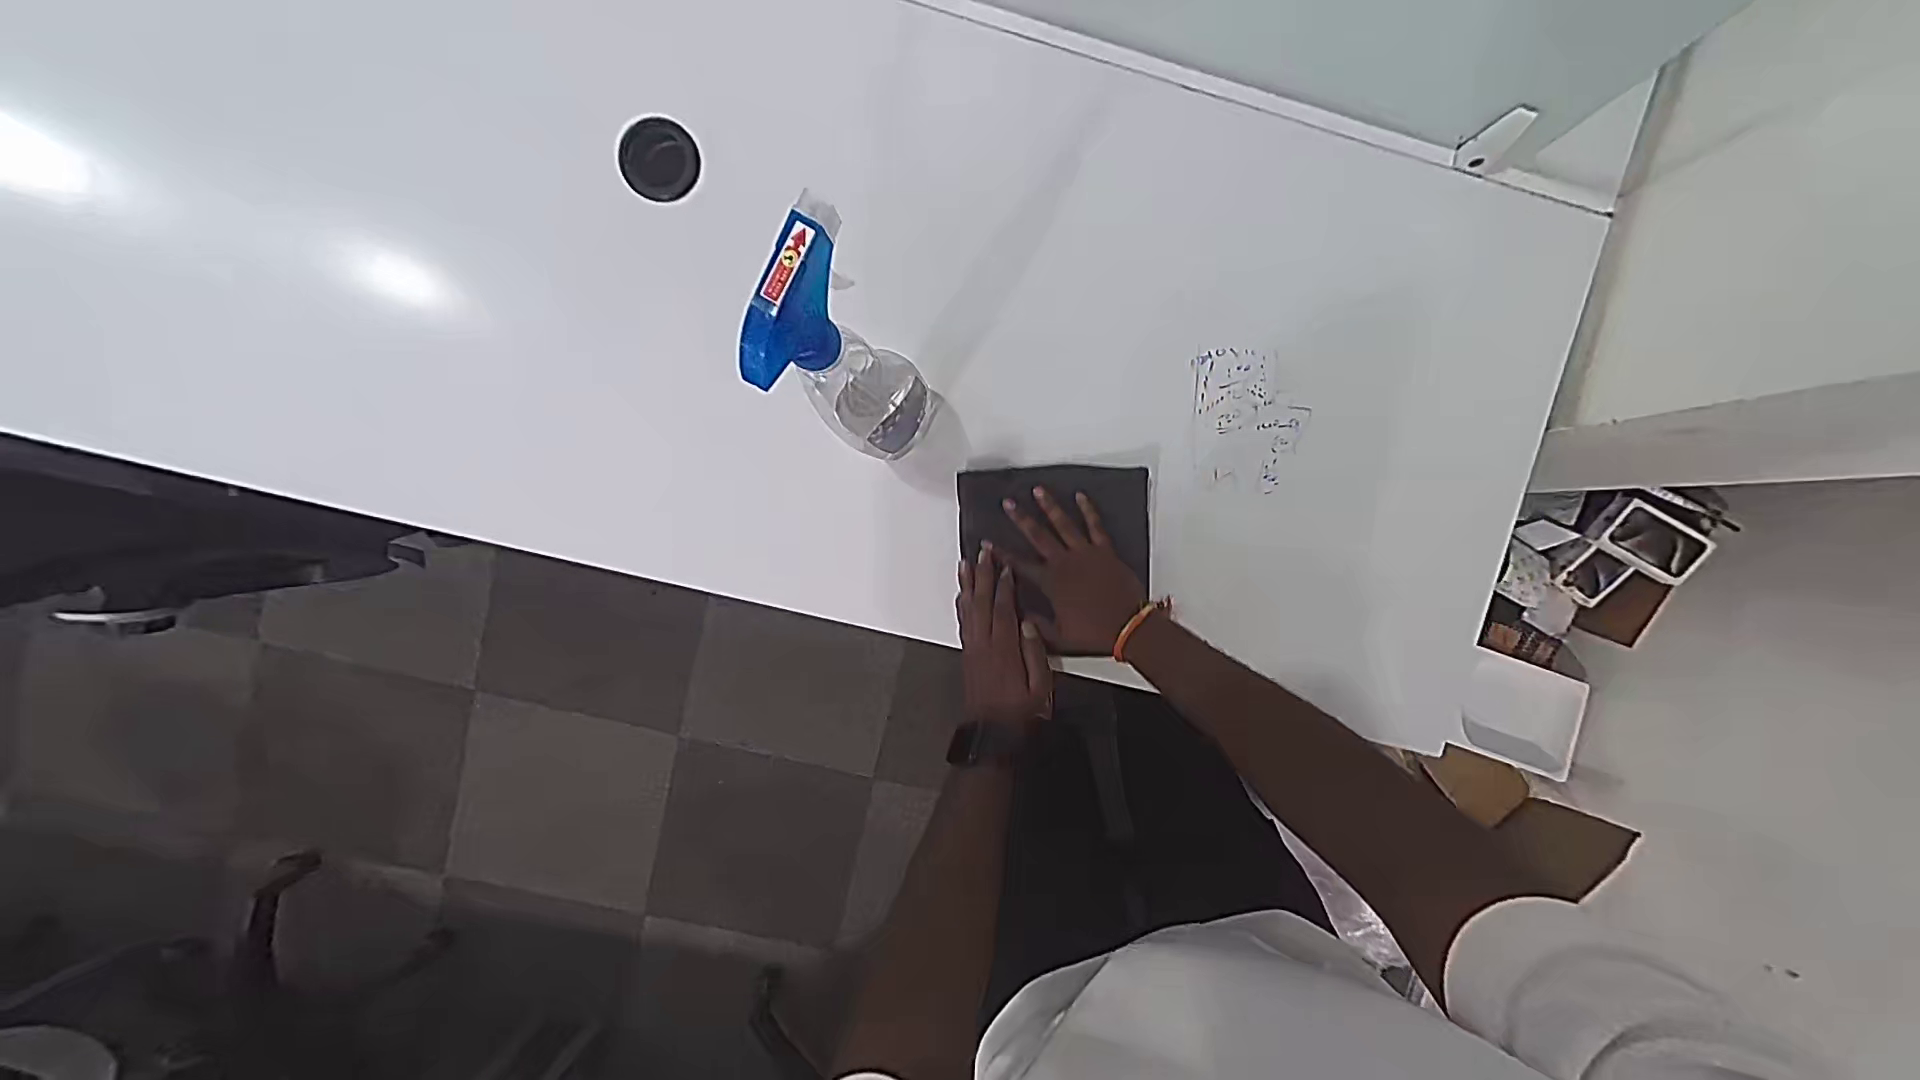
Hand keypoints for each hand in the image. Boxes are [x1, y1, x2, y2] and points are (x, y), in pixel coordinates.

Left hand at [957, 545, 1051, 729]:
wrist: (992, 732)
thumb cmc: (1020, 712)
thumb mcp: (1040, 687)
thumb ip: (1035, 654)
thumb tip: (1030, 625)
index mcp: (1004, 650)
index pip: (1004, 609)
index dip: (1005, 585)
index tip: (1006, 566)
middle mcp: (984, 645)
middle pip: (982, 602)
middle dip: (983, 575)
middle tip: (983, 554)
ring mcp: (973, 649)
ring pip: (968, 609)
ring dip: (968, 585)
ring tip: (966, 565)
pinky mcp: (967, 655)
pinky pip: (963, 622)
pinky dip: (962, 605)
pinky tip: (963, 595)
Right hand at [1001, 487, 1147, 654]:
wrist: (1129, 627)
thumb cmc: (1094, 633)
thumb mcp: (1059, 636)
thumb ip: (1037, 625)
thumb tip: (1020, 617)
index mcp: (1051, 582)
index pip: (1020, 564)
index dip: (1002, 553)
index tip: (988, 542)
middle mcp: (1065, 562)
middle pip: (1038, 535)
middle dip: (1021, 518)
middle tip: (1008, 503)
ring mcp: (1086, 553)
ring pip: (1063, 524)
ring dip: (1049, 506)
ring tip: (1038, 490)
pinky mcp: (1105, 551)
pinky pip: (1095, 526)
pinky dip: (1088, 510)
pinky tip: (1080, 497)